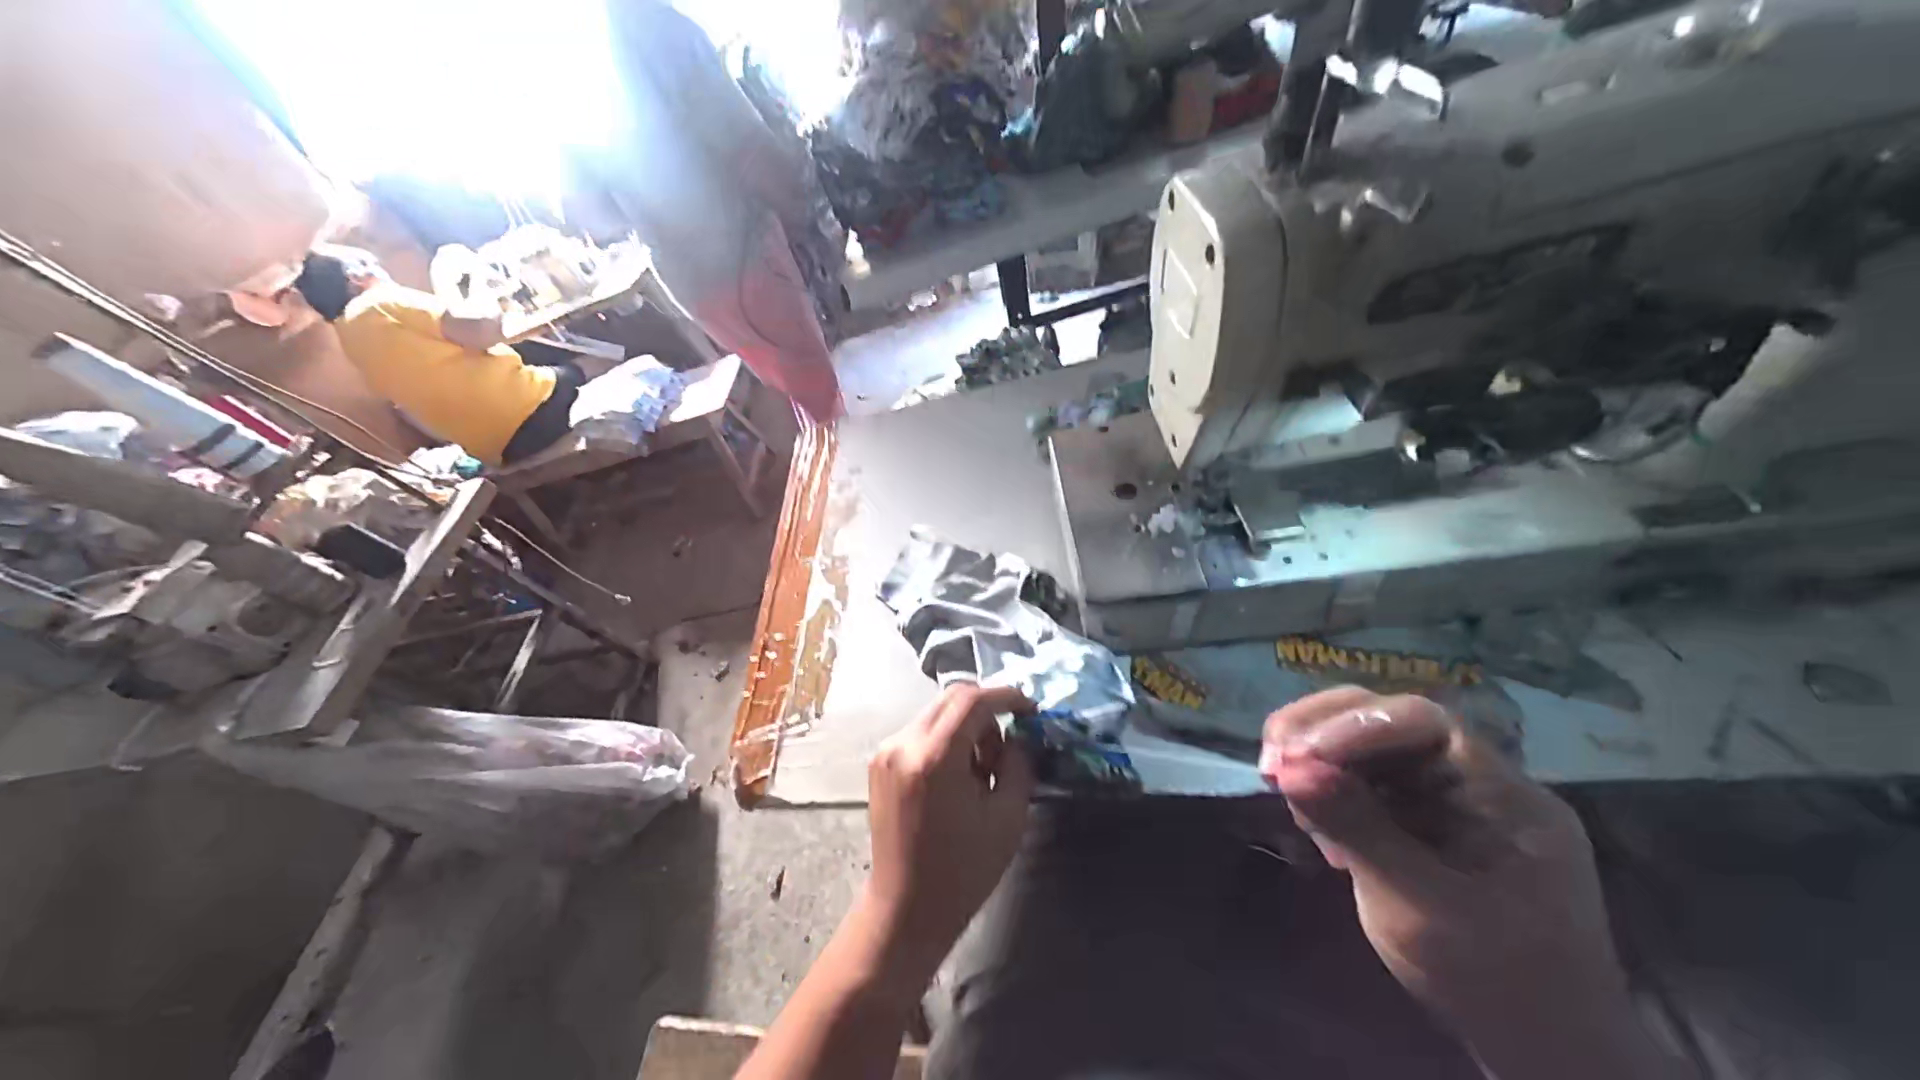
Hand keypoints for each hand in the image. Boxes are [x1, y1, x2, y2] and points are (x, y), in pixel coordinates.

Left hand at [862, 683, 1035, 982]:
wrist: (907, 908)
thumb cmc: (964, 870)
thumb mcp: (1008, 816)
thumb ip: (1017, 763)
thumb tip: (1017, 735)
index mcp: (934, 757)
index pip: (973, 700)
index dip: (1006, 696)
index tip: (1030, 710)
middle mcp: (903, 744)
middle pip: (951, 698)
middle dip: (986, 712)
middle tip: (1005, 749)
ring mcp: (886, 751)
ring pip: (937, 713)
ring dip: (965, 727)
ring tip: (980, 772)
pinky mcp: (879, 762)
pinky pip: (921, 731)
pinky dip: (945, 740)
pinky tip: (955, 777)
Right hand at [1262, 688, 1675, 1077]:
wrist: (1537, 1045)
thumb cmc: (1491, 980)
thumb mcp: (1417, 908)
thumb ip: (1357, 830)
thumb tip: (1289, 767)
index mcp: (1502, 794)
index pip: (1423, 722)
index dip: (1354, 725)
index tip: (1296, 756)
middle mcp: (1473, 781)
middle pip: (1388, 720)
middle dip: (1321, 730)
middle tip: (1270, 758)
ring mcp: (1445, 800)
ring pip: (1367, 744)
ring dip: (1314, 754)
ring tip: (1277, 782)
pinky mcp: (1418, 820)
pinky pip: (1363, 780)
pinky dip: (1324, 786)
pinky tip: (1308, 817)